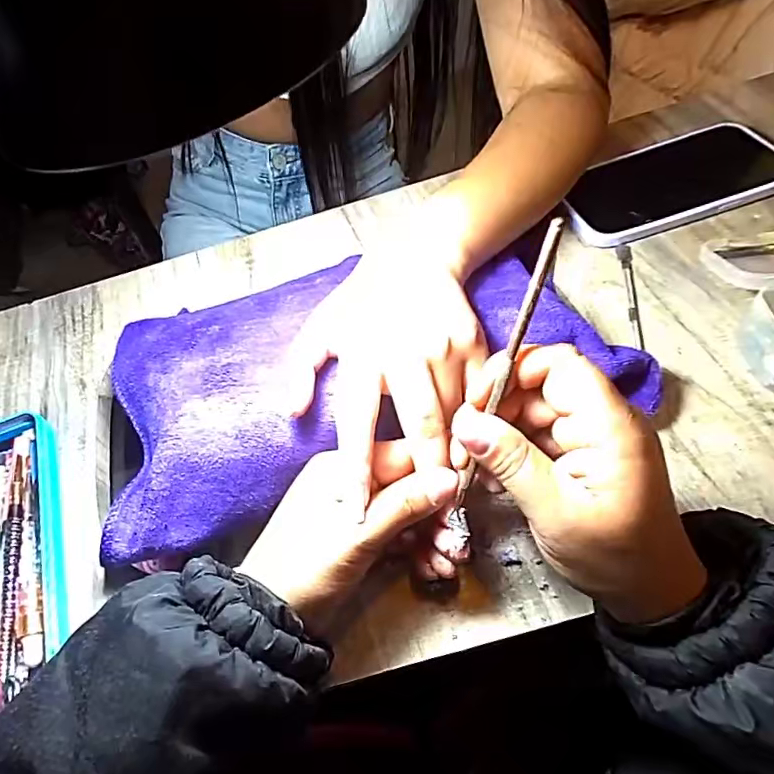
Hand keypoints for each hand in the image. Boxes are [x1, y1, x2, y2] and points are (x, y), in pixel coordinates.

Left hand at [237, 445, 457, 639]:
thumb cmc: (304, 568)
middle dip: (437, 517)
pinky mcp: (358, 536)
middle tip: (454, 546)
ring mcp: (354, 509)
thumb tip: (449, 476)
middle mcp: (349, 481)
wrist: (274, 611)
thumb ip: (403, 504)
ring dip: (431, 538)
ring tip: (444, 564)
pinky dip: (416, 550)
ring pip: (407, 513)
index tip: (460, 506)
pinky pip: (397, 533)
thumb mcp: (357, 535)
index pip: (404, 457)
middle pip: (410, 487)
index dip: (438, 480)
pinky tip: (429, 568)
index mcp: (342, 466)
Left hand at [285, 242, 485, 582]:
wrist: (414, 258)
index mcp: (362, 355)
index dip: (358, 471)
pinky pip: (480, 398)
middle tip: (423, 514)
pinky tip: (472, 450)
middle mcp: (406, 354)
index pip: (358, 424)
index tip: (357, 509)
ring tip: (447, 493)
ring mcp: (446, 349)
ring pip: (456, 418)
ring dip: (454, 458)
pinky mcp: (476, 346)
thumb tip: (293, 412)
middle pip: (422, 429)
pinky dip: (478, 428)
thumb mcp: (319, 330)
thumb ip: (301, 371)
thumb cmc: (359, 302)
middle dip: (425, 477)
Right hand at [451, 344, 705, 622]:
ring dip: (491, 432)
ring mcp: (583, 437)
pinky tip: (486, 473)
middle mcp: (596, 421)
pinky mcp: (570, 453)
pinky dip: (502, 449)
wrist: (649, 594)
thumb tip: (466, 423)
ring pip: (523, 410)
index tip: (476, 400)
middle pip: (533, 386)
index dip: (512, 370)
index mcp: (607, 425)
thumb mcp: (556, 512)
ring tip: (469, 463)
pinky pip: (526, 434)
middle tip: (462, 443)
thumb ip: (511, 462)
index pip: (558, 364)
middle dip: (491, 408)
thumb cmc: (616, 557)